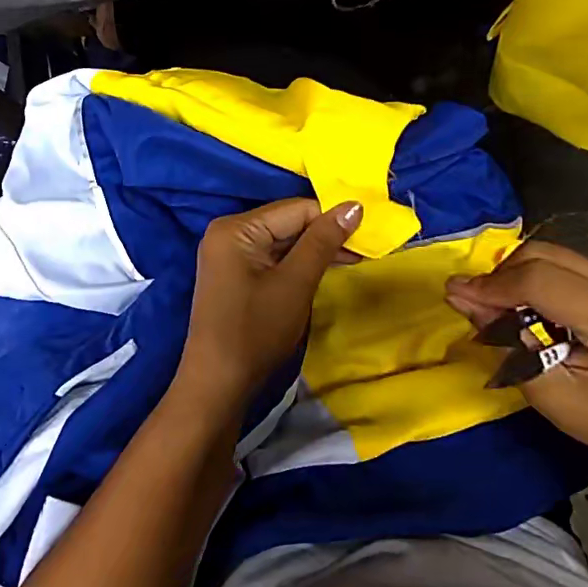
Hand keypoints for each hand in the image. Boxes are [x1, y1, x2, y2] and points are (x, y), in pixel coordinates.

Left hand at [179, 198, 362, 406]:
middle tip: (366, 252)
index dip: (333, 219)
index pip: (296, 209)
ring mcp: (228, 252)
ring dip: (314, 250)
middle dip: (325, 235)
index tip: (369, 236)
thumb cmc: (256, 330)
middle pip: (287, 222)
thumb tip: (355, 205)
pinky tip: (323, 270)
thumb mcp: (295, 283)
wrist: (218, 380)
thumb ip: (323, 241)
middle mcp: (227, 231)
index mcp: (236, 228)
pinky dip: (297, 263)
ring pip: (282, 240)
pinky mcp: (233, 272)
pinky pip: (271, 256)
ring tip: (352, 261)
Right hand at [444, 241, 587, 481]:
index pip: (543, 282)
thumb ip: (507, 342)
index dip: (493, 286)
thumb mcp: (553, 395)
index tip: (455, 295)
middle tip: (480, 308)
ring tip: (512, 314)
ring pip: (555, 255)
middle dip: (503, 278)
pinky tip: (542, 312)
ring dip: (521, 279)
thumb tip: (460, 295)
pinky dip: (542, 281)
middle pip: (547, 256)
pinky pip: (570, 263)